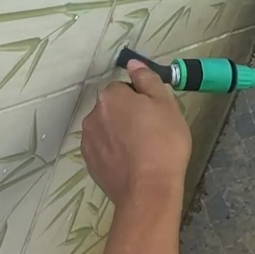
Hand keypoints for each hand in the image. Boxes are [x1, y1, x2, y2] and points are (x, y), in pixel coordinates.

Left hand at [82, 63, 191, 207]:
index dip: (142, 100)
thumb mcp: (166, 104)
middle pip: (113, 108)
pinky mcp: (90, 164)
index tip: (156, 115)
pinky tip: (132, 164)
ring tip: (142, 151)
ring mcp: (88, 141)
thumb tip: (133, 63)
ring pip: (107, 129)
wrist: (149, 190)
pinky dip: (115, 153)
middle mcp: (92, 115)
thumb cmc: (163, 143)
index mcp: (110, 96)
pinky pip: (104, 150)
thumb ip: (148, 79)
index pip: (124, 88)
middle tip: (153, 132)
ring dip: (120, 134)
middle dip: (128, 116)